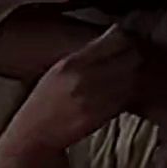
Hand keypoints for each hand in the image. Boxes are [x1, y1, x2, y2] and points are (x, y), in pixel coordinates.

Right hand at [0, 27, 139, 154]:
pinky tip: (120, 93)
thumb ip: (88, 51)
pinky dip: (129, 92)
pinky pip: (128, 95)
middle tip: (131, 61)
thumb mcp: (59, 70)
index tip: (129, 43)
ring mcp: (92, 97)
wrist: (32, 137)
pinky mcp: (100, 114)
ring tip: (125, 78)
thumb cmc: (46, 100)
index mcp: (71, 63)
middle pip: (131, 56)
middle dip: (135, 57)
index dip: (128, 40)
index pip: (117, 39)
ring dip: (134, 75)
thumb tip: (118, 30)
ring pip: (134, 75)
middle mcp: (81, 78)